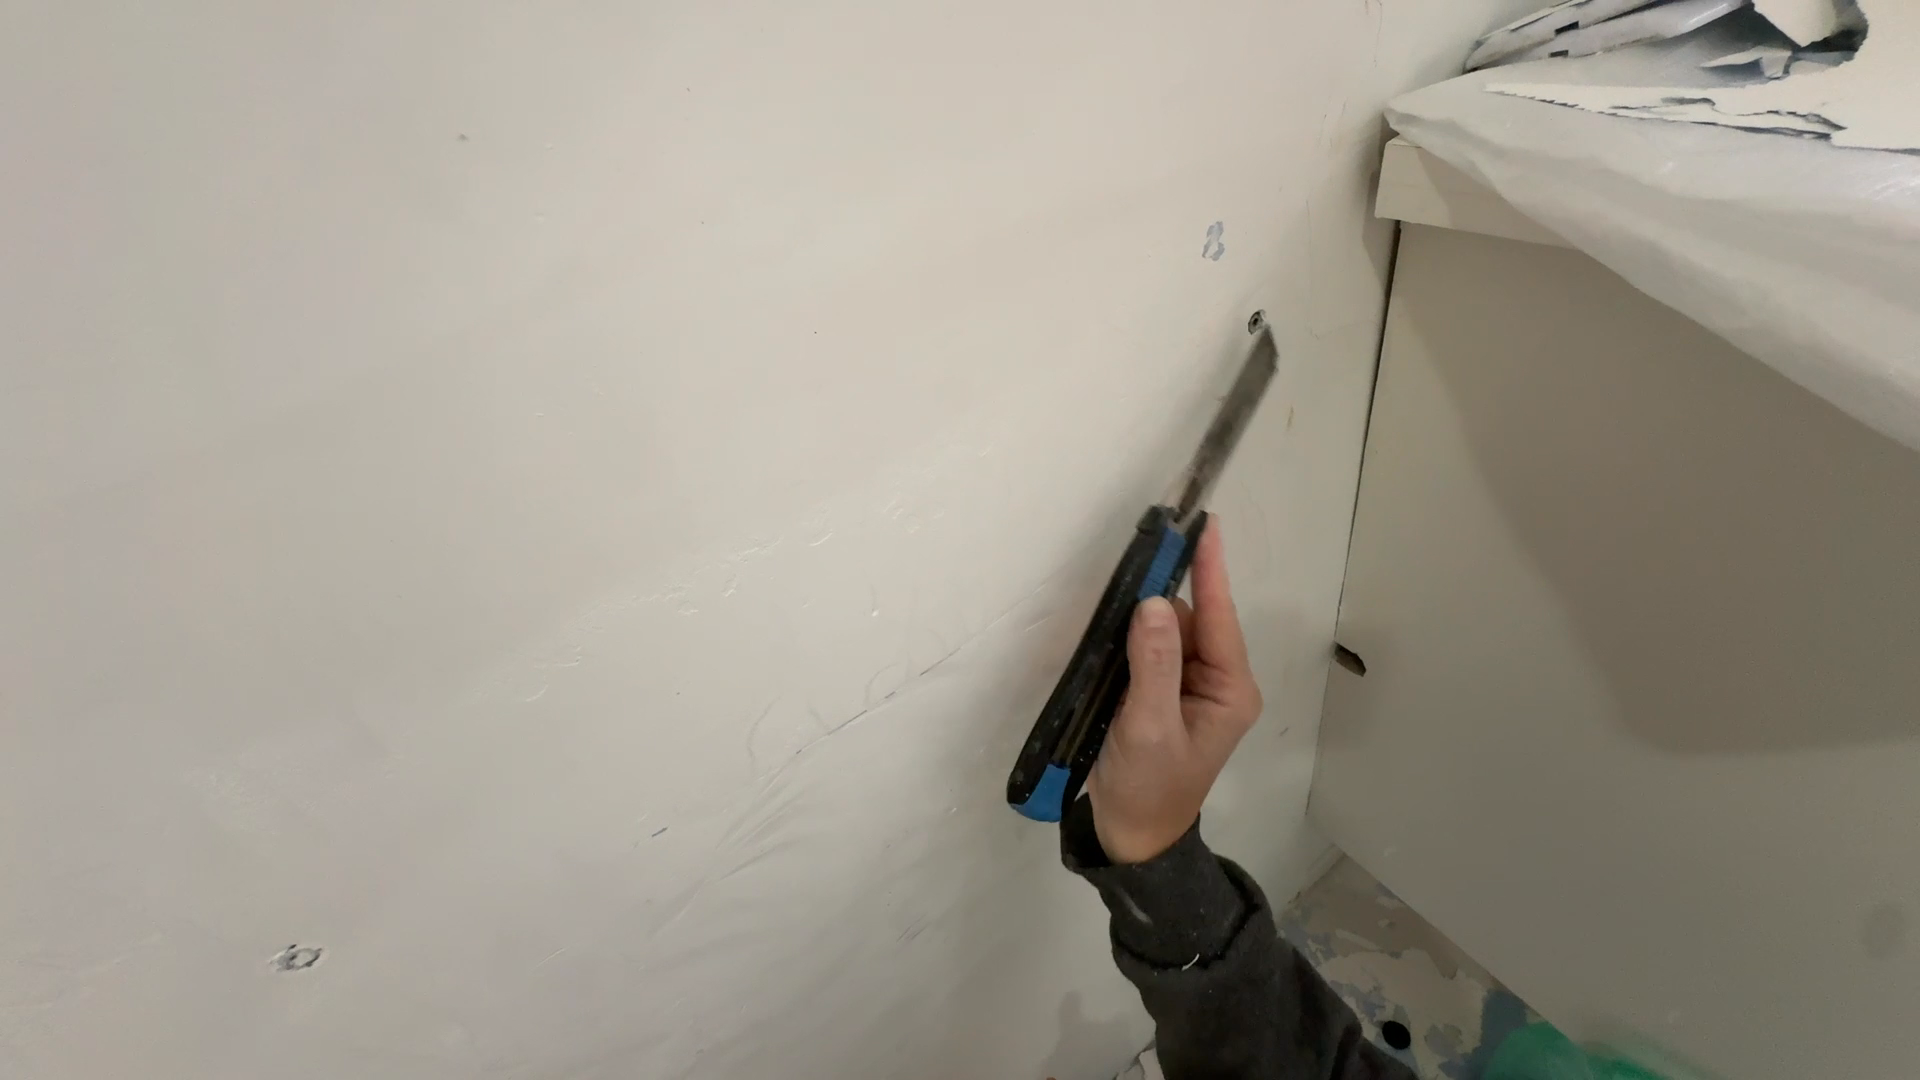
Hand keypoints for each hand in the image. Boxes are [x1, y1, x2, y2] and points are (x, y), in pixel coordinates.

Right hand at [1085, 523, 1262, 863]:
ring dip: (1138, 627)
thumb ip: (1153, 663)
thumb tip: (1155, 602)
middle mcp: (1215, 680)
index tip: (1205, 523)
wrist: (1132, 835)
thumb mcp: (1150, 726)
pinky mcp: (1163, 692)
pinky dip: (1130, 644)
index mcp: (1229, 689)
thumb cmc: (1148, 786)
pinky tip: (1110, 647)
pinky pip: (1150, 651)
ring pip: (1165, 632)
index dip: (1209, 569)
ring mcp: (1189, 686)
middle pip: (1189, 619)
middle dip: (1157, 604)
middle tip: (1126, 586)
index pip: (1219, 616)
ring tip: (1111, 637)